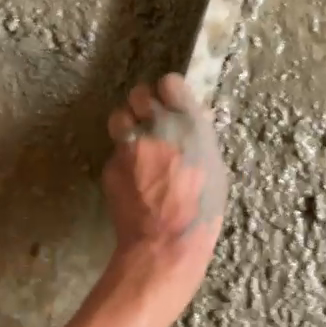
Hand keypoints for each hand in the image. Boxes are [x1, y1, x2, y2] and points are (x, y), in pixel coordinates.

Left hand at [102, 74, 227, 304]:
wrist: (164, 244)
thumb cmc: (201, 209)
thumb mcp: (215, 167)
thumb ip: (200, 138)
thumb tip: (194, 120)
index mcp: (188, 124)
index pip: (170, 82)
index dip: (169, 91)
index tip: (171, 100)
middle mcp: (156, 127)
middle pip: (139, 94)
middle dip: (144, 104)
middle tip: (151, 120)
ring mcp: (129, 145)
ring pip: (119, 117)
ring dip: (128, 125)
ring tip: (138, 143)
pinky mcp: (110, 165)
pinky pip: (114, 150)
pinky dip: (122, 158)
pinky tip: (133, 177)